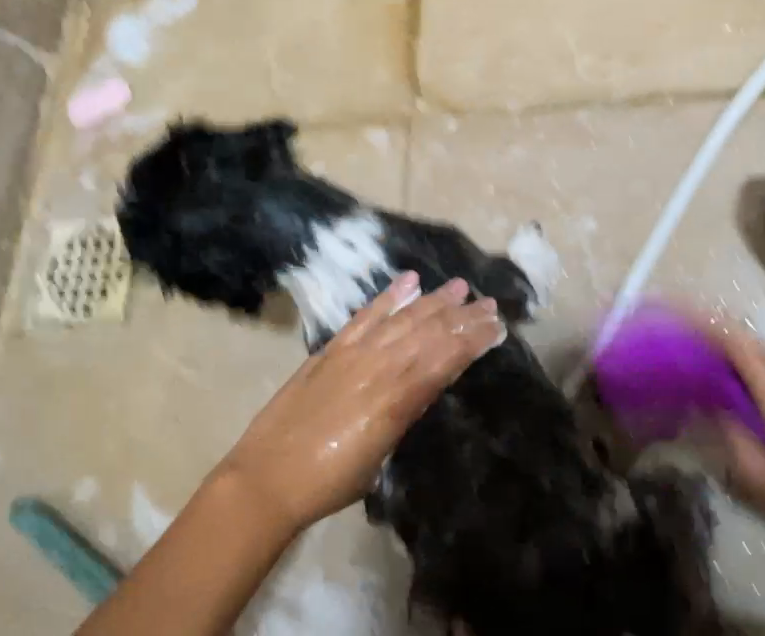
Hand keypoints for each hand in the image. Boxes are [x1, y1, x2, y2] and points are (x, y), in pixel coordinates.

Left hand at [213, 273, 503, 532]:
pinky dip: (389, 297)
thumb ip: (404, 414)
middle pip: (428, 334)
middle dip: (462, 318)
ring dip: (434, 302)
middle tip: (492, 304)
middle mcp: (377, 369)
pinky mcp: (330, 350)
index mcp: (394, 401)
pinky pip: (365, 316)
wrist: (266, 479)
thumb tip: (429, 384)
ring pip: (402, 320)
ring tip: (460, 287)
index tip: (498, 328)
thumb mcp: (379, 458)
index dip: (473, 342)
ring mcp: (352, 355)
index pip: (444, 361)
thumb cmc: (329, 483)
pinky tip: (409, 281)